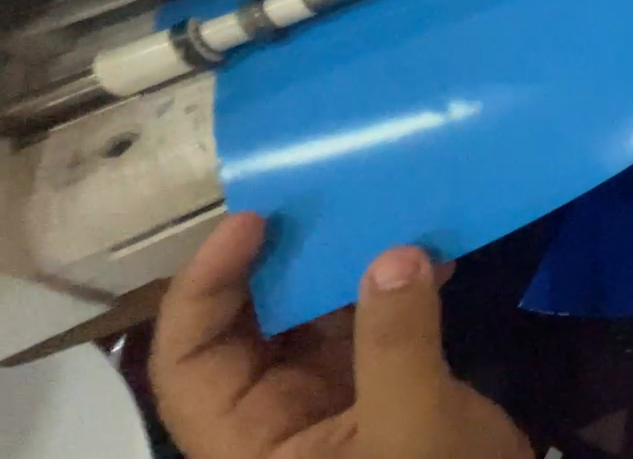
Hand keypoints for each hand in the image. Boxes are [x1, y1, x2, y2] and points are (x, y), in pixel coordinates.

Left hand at [151, 212, 531, 458]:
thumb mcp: (410, 425)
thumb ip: (397, 340)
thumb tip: (396, 251)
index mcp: (248, 442)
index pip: (192, 358)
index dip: (207, 288)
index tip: (252, 221)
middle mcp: (279, 414)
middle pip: (253, 328)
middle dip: (283, 262)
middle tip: (320, 200)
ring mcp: (336, 396)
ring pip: (320, 316)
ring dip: (352, 264)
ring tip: (383, 211)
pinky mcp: (388, 383)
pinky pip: (380, 320)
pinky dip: (404, 282)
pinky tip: (438, 252)